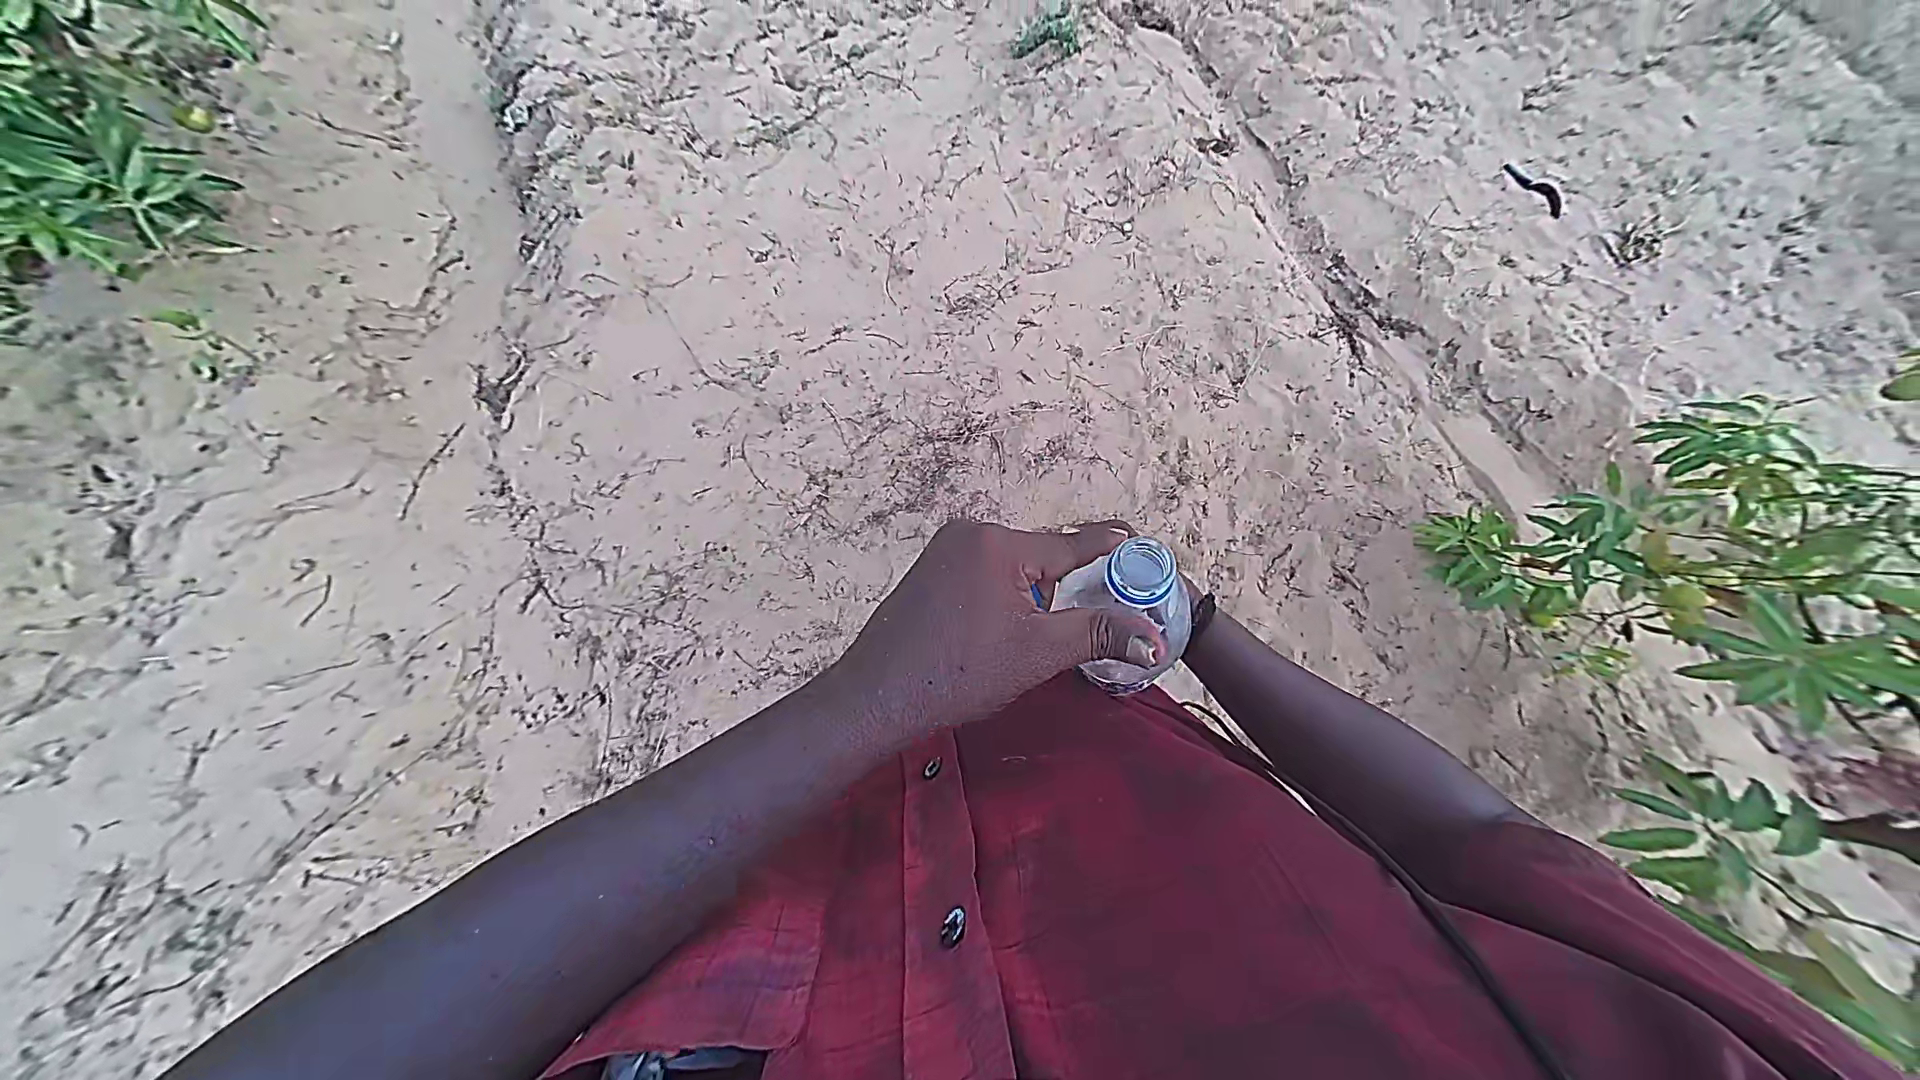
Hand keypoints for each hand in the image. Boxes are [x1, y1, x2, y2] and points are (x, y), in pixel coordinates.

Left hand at [824, 519, 1166, 740]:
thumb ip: (1098, 633)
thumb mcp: (1038, 653)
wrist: (878, 696)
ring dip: (1035, 593)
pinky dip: (1006, 593)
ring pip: (1015, 566)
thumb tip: (1151, 637)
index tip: (1140, 547)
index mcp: (998, 545)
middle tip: (1093, 615)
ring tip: (1034, 633)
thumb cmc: (956, 674)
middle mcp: (971, 533)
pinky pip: (986, 571)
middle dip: (1068, 585)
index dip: (1111, 551)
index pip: (1072, 544)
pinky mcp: (933, 568)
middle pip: (1043, 555)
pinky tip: (1001, 627)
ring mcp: (947, 548)